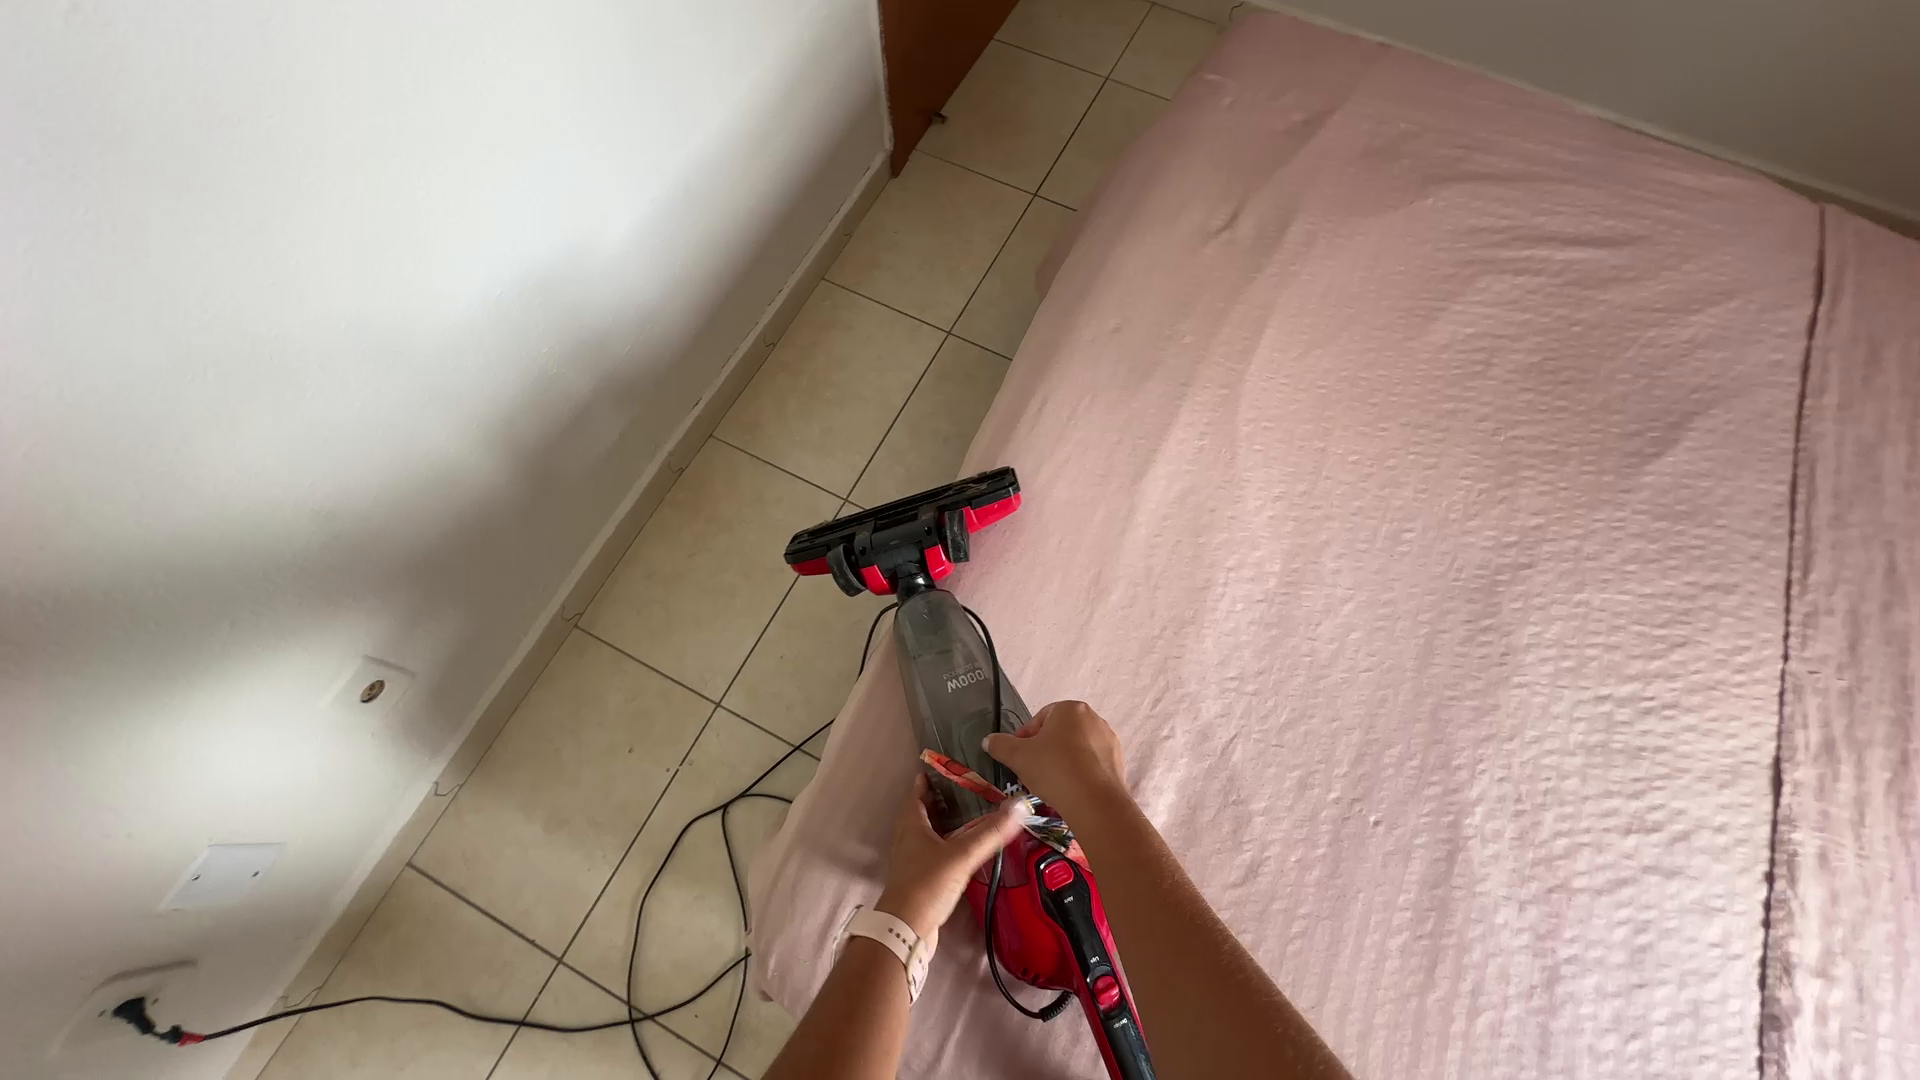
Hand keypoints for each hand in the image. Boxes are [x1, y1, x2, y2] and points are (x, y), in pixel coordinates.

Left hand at [876, 774, 1031, 941]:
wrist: (906, 929)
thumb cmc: (928, 883)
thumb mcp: (962, 855)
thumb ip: (990, 833)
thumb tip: (1019, 806)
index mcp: (912, 826)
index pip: (916, 797)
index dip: (923, 784)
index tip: (932, 772)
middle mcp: (906, 841)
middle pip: (917, 816)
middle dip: (932, 804)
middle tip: (952, 794)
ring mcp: (909, 863)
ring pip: (921, 837)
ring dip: (936, 827)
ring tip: (957, 821)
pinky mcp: (916, 882)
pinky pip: (927, 856)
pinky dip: (939, 849)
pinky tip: (955, 855)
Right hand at [982, 700, 1128, 822]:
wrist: (1095, 803)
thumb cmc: (1054, 770)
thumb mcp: (1018, 756)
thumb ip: (1000, 745)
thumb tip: (989, 740)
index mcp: (1070, 708)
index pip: (1040, 718)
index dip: (1025, 738)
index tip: (1019, 758)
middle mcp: (1093, 718)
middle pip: (1059, 732)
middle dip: (1044, 750)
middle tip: (1032, 771)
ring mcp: (1109, 740)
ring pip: (1076, 748)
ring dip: (1062, 761)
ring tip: (1051, 783)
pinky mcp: (1118, 762)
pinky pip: (1091, 764)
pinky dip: (1079, 773)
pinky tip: (1070, 790)